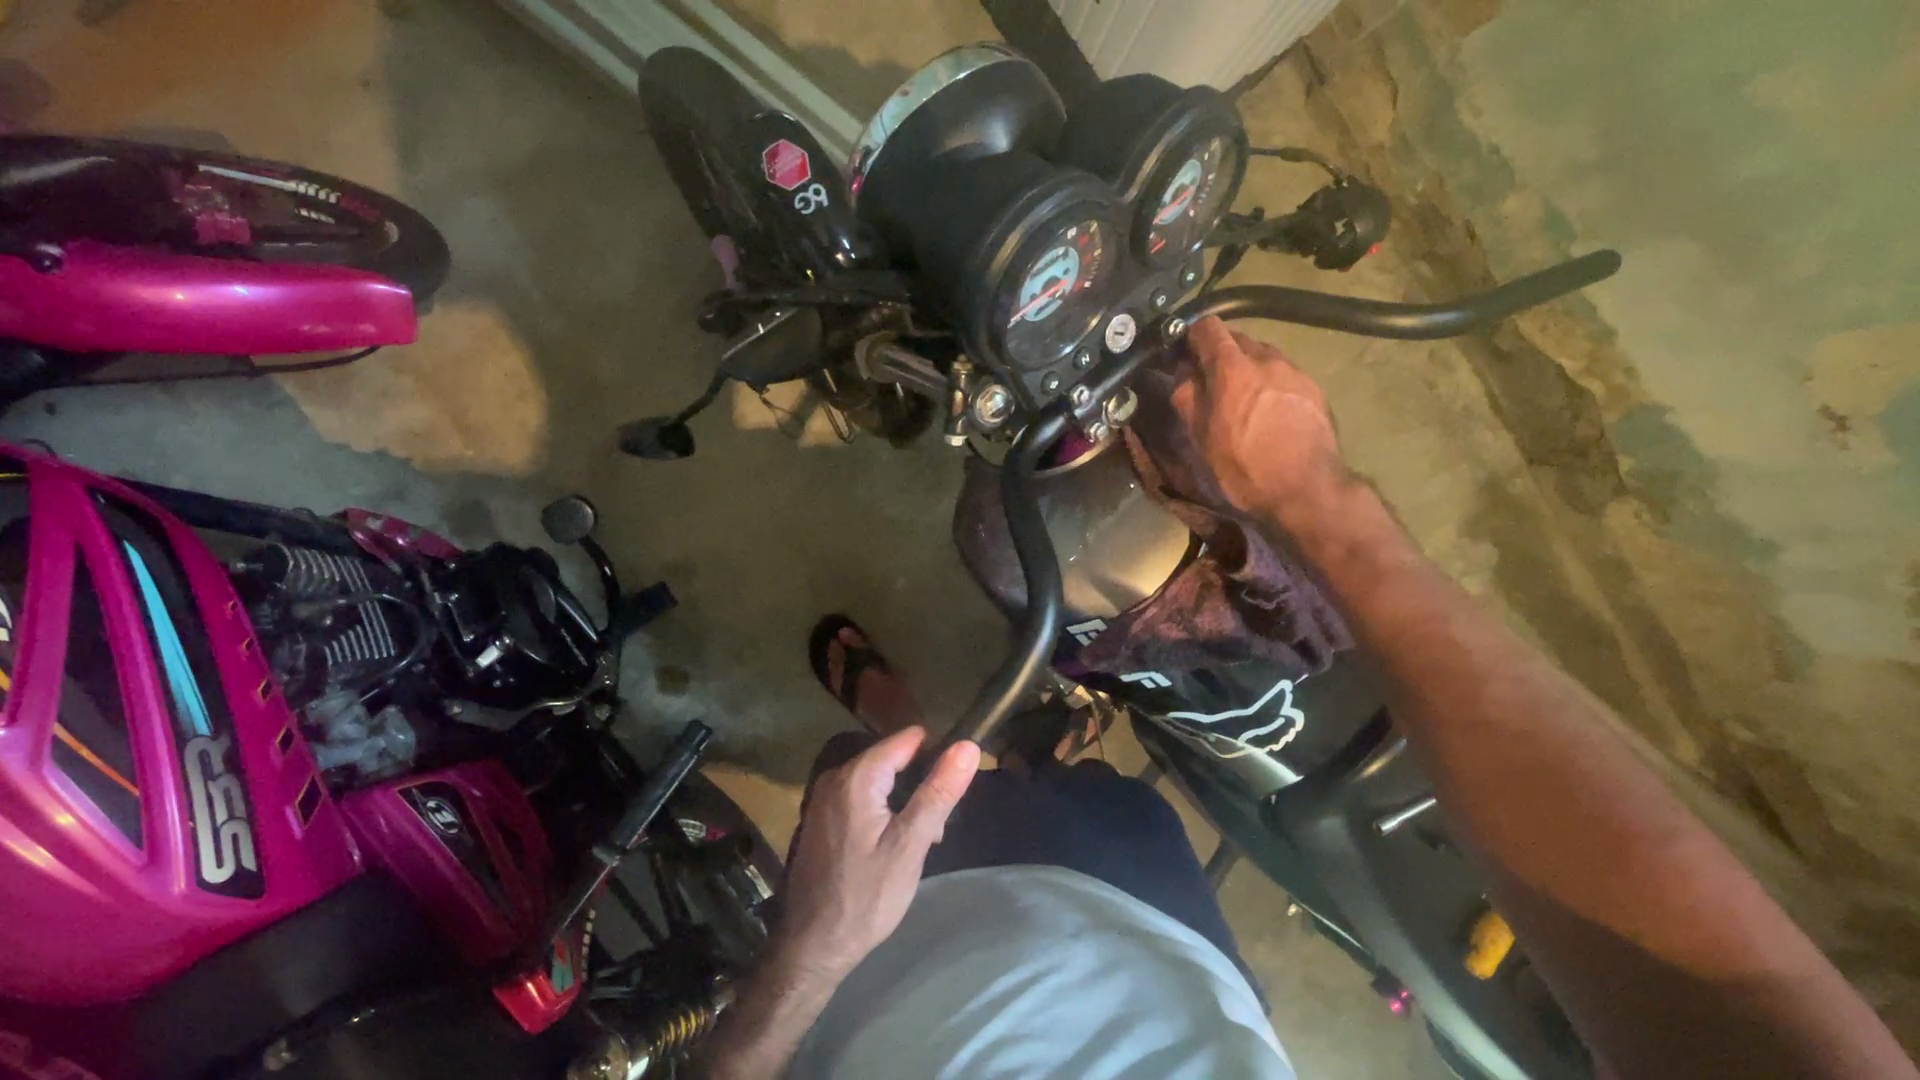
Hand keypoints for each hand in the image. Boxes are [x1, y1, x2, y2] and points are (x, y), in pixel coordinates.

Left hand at [777, 727, 979, 977]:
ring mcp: (823, 798)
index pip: (908, 740)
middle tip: (936, 832)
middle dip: (921, 786)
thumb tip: (967, 746)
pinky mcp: (821, 819)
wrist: (813, 945)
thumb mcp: (910, 845)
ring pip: (879, 782)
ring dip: (905, 804)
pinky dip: (883, 814)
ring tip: (920, 845)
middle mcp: (835, 777)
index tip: (954, 789)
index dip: (937, 756)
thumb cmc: (866, 897)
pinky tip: (893, 849)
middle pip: (893, 760)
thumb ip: (938, 792)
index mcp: (856, 777)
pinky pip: (862, 799)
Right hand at [1171, 316, 1347, 517]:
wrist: (1307, 490)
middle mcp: (1266, 359)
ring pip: (1263, 356)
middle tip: (1211, 382)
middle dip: (1221, 354)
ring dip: (1248, 369)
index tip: (1184, 355)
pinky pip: (1284, 374)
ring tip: (1243, 400)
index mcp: (1232, 368)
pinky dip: (1270, 384)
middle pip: (1238, 339)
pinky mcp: (1314, 389)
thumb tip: (1182, 374)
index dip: (1192, 336)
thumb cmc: (1244, 467)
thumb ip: (1188, 398)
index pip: (1208, 327)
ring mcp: (1295, 371)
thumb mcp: (1201, 438)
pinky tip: (1269, 412)